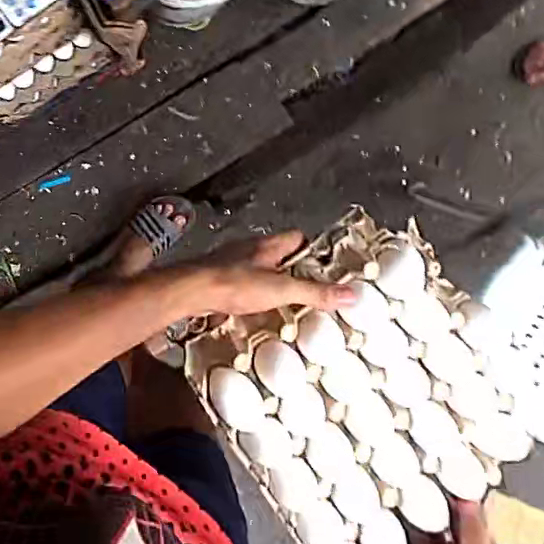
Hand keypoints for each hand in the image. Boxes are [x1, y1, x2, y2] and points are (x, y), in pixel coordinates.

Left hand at [176, 232, 357, 316]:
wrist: (191, 289)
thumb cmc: (236, 283)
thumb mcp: (281, 290)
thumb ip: (315, 292)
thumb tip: (352, 294)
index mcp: (267, 245)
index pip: (296, 237)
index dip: (312, 248)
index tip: (326, 266)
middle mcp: (249, 247)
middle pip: (277, 252)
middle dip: (292, 267)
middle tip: (308, 288)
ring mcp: (231, 260)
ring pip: (258, 265)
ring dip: (271, 279)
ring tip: (285, 300)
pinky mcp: (217, 274)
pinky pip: (241, 279)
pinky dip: (251, 290)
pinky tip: (254, 305)